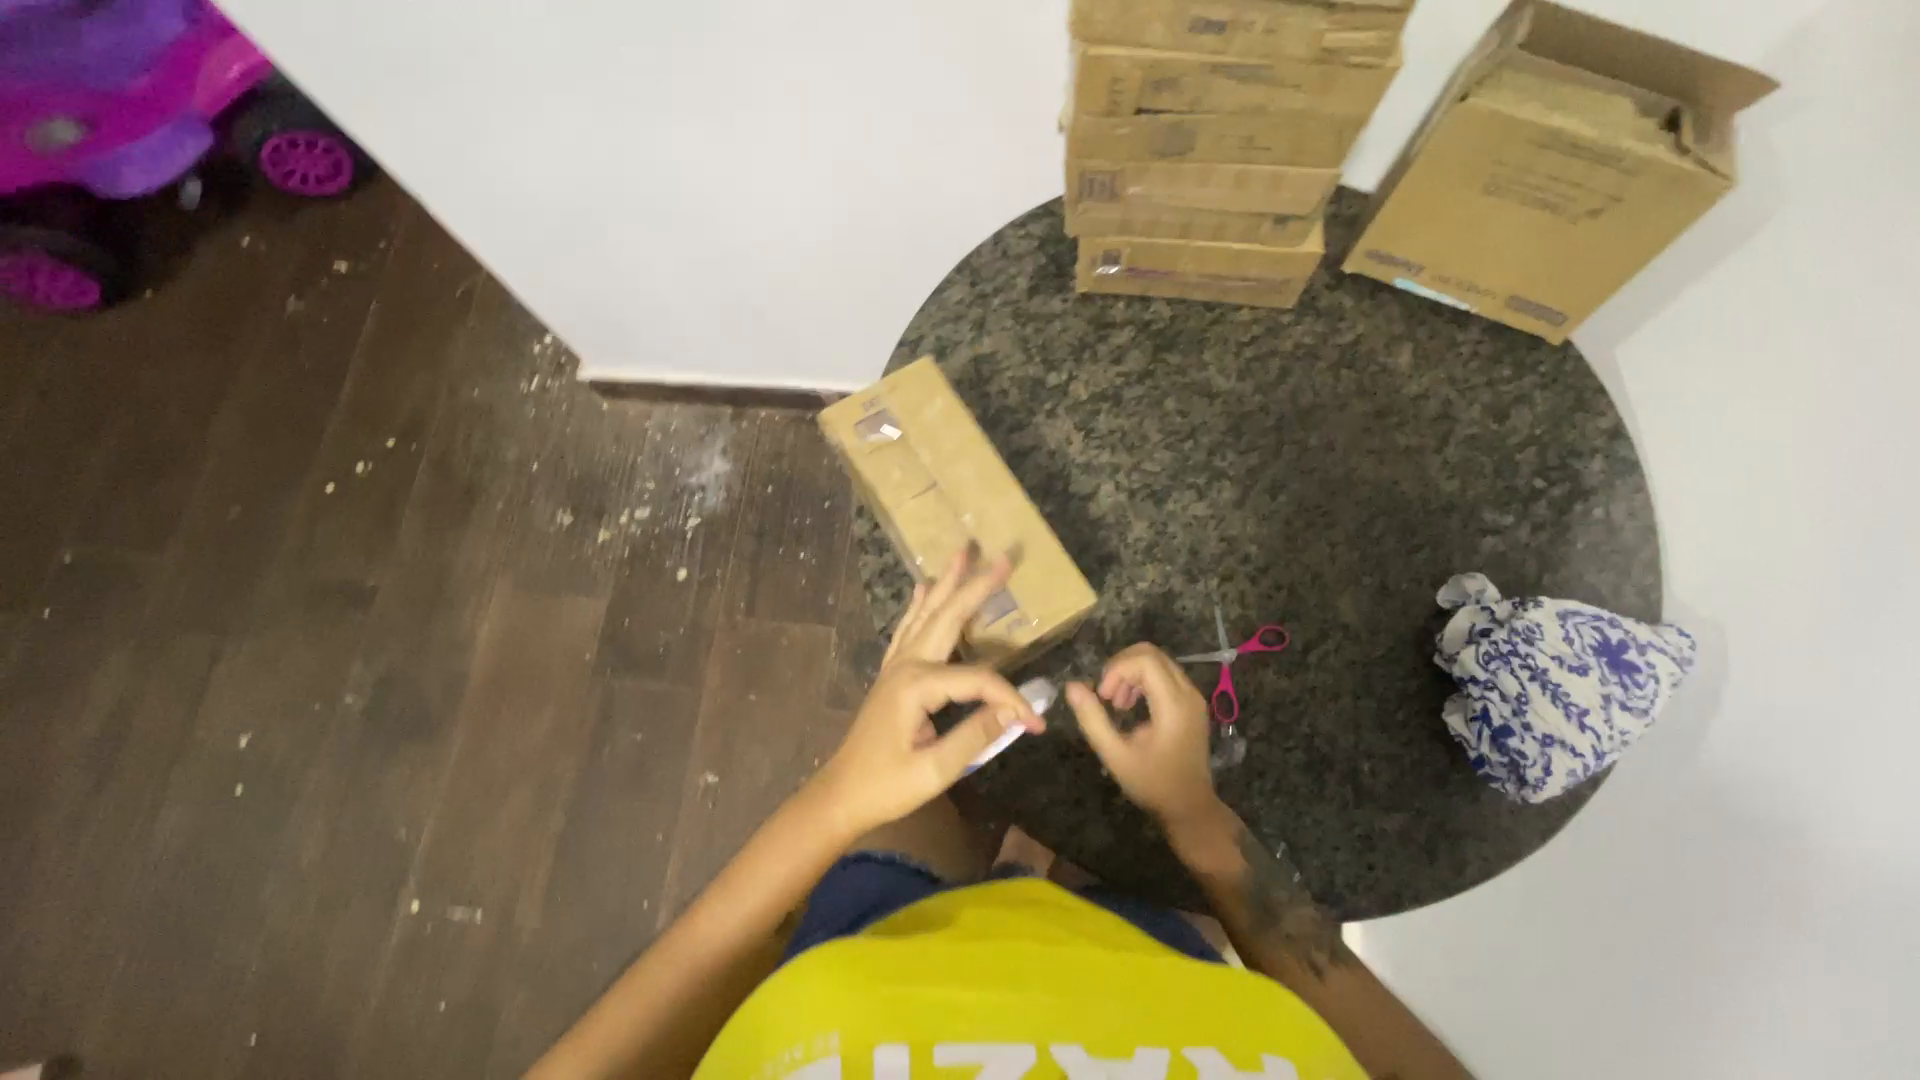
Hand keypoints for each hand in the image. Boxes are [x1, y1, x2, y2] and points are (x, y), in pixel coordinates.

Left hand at [810, 548, 1043, 838]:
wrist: (840, 796)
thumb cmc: (886, 786)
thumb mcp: (935, 770)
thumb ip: (976, 736)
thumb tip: (1016, 711)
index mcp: (917, 686)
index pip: (979, 681)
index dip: (1011, 699)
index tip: (1035, 725)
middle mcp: (906, 666)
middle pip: (948, 619)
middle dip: (977, 588)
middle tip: (1004, 559)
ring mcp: (895, 668)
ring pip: (926, 617)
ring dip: (947, 584)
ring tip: (962, 552)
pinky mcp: (891, 676)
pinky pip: (907, 631)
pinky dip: (918, 607)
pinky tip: (923, 588)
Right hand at [1067, 643, 1218, 826]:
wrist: (1190, 807)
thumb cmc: (1152, 783)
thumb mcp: (1115, 755)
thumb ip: (1093, 719)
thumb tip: (1072, 686)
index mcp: (1173, 705)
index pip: (1144, 660)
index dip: (1117, 670)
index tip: (1103, 696)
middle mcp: (1188, 693)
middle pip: (1151, 653)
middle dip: (1121, 666)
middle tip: (1106, 695)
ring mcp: (1193, 697)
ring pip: (1158, 661)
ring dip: (1131, 673)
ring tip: (1116, 703)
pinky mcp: (1191, 703)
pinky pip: (1165, 674)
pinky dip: (1142, 680)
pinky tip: (1131, 705)